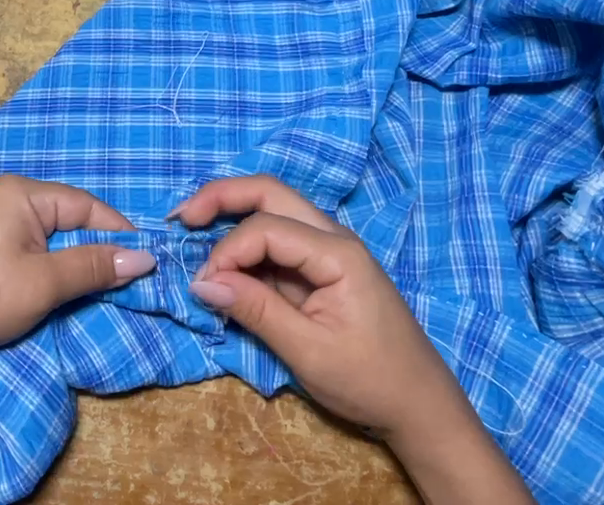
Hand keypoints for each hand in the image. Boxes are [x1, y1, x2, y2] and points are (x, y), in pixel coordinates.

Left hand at [0, 174, 156, 364]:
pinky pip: (31, 245)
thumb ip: (94, 266)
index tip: (147, 263)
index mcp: (21, 193)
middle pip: (68, 217)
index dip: (118, 233)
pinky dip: (51, 264)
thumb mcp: (44, 283)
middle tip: (127, 279)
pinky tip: (61, 286)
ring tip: (100, 287)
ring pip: (50, 234)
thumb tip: (144, 258)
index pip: (85, 205)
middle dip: (97, 247)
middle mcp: (6, 196)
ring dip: (75, 259)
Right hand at [174, 177, 531, 504]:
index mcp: (337, 253)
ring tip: (192, 226)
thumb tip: (201, 282)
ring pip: (272, 208)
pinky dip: (244, 241)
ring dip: (231, 213)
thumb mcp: (308, 351)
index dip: (227, 251)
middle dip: (221, 197)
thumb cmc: (371, 381)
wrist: (422, 410)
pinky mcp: (320, 266)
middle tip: (181, 217)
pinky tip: (223, 258)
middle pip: (269, 193)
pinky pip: (276, 238)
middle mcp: (333, 237)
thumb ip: (255, 310)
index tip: (203, 286)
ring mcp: (328, 249)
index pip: (265, 229)